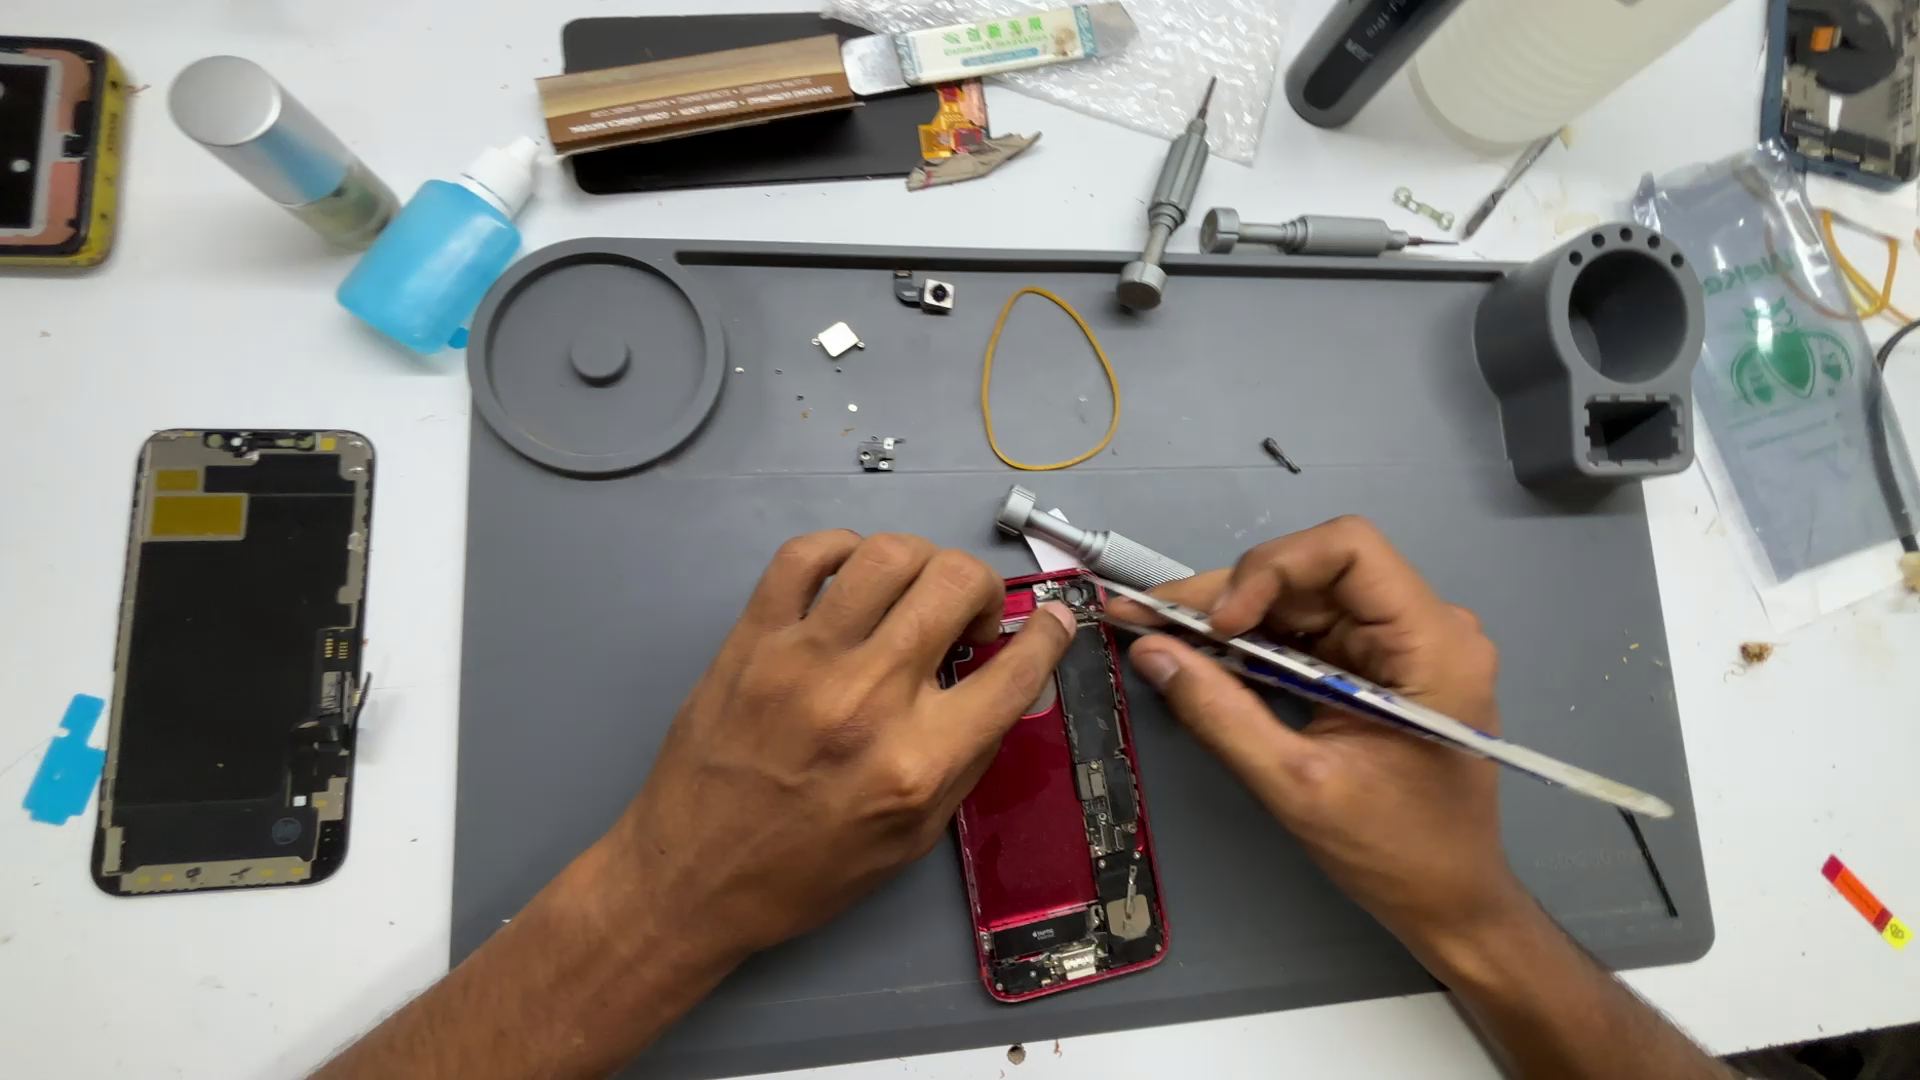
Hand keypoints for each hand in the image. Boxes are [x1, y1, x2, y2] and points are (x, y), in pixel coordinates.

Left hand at [596, 530, 1076, 965]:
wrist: (692, 878)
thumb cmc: (812, 870)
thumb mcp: (918, 836)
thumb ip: (973, 753)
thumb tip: (1012, 678)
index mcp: (921, 761)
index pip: (1015, 671)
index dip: (1050, 636)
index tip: (1053, 620)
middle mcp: (869, 698)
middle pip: (954, 584)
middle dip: (982, 587)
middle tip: (968, 617)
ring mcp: (804, 659)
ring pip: (886, 554)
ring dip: (921, 561)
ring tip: (913, 592)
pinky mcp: (752, 638)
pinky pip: (804, 554)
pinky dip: (842, 548)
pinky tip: (852, 577)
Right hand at [1121, 516, 1522, 961]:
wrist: (1446, 901)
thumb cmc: (1394, 850)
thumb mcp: (1295, 786)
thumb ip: (1219, 713)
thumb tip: (1148, 650)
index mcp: (1430, 643)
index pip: (1348, 549)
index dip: (1272, 568)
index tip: (1220, 624)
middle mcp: (1417, 624)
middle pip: (1307, 571)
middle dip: (1223, 595)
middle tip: (1145, 618)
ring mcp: (1391, 641)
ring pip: (1292, 595)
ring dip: (1222, 614)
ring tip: (1154, 630)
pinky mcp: (1364, 659)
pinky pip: (1294, 627)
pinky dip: (1241, 638)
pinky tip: (1193, 649)